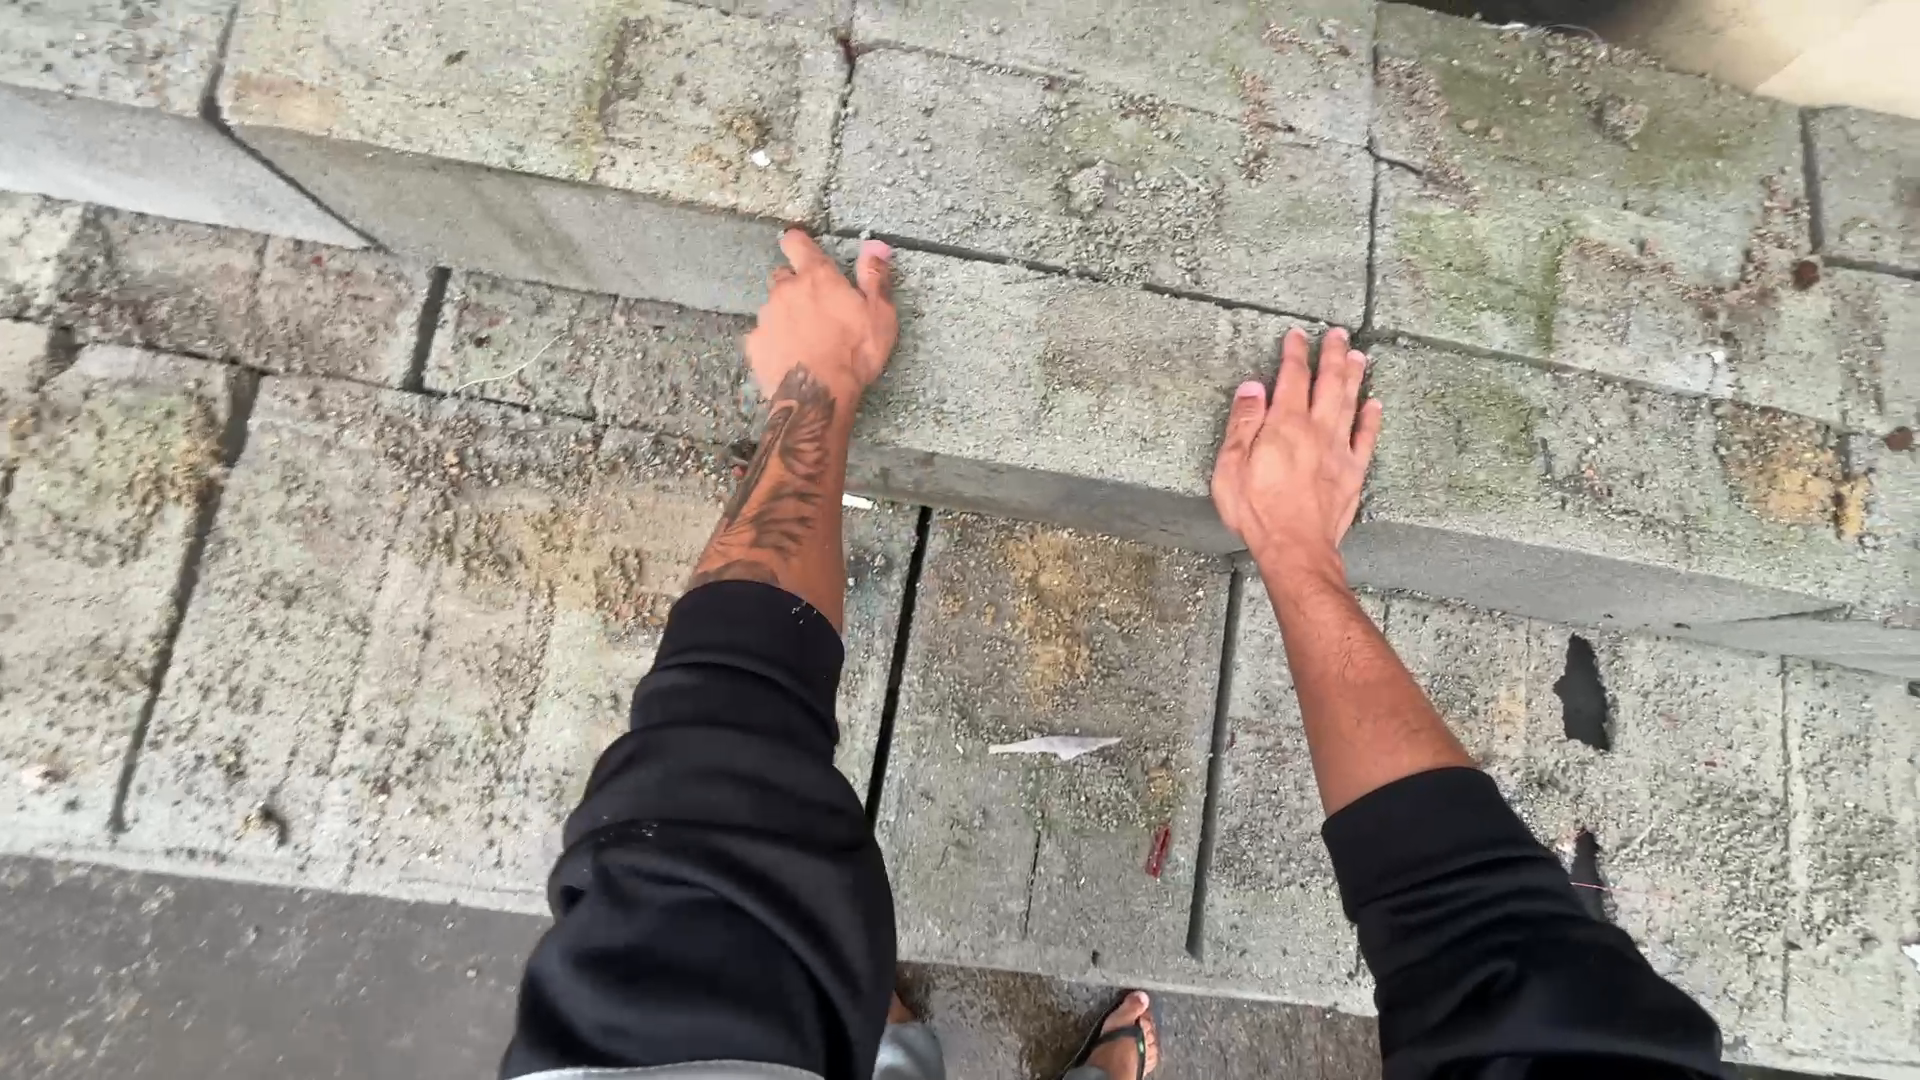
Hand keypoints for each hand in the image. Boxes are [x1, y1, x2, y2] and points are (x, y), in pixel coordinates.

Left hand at [746, 229, 896, 401]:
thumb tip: (876, 247)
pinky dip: (774, 341)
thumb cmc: (854, 355)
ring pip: (773, 307)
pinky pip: (763, 335)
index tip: (801, 248)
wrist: (819, 395)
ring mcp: (767, 317)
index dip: (798, 243)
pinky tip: (791, 357)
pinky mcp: (756, 344)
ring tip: (805, 339)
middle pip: (783, 276)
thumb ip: (875, 277)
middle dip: (796, 287)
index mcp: (817, 278)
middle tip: (815, 309)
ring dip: (786, 316)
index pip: (797, 243)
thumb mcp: (879, 315)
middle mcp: (786, 291)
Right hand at [1211, 326, 1381, 578]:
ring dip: (1354, 376)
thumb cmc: (1256, 510)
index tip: (1296, 336)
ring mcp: (1339, 451)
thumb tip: (1253, 388)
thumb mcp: (1231, 467)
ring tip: (1357, 354)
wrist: (1294, 546)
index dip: (1295, 354)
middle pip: (1328, 384)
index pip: (1292, 379)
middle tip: (1336, 334)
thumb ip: (1243, 425)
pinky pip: (1365, 438)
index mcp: (1285, 426)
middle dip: (1331, 355)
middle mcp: (1316, 431)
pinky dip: (1371, 418)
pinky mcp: (1352, 472)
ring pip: (1350, 403)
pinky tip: (1374, 403)